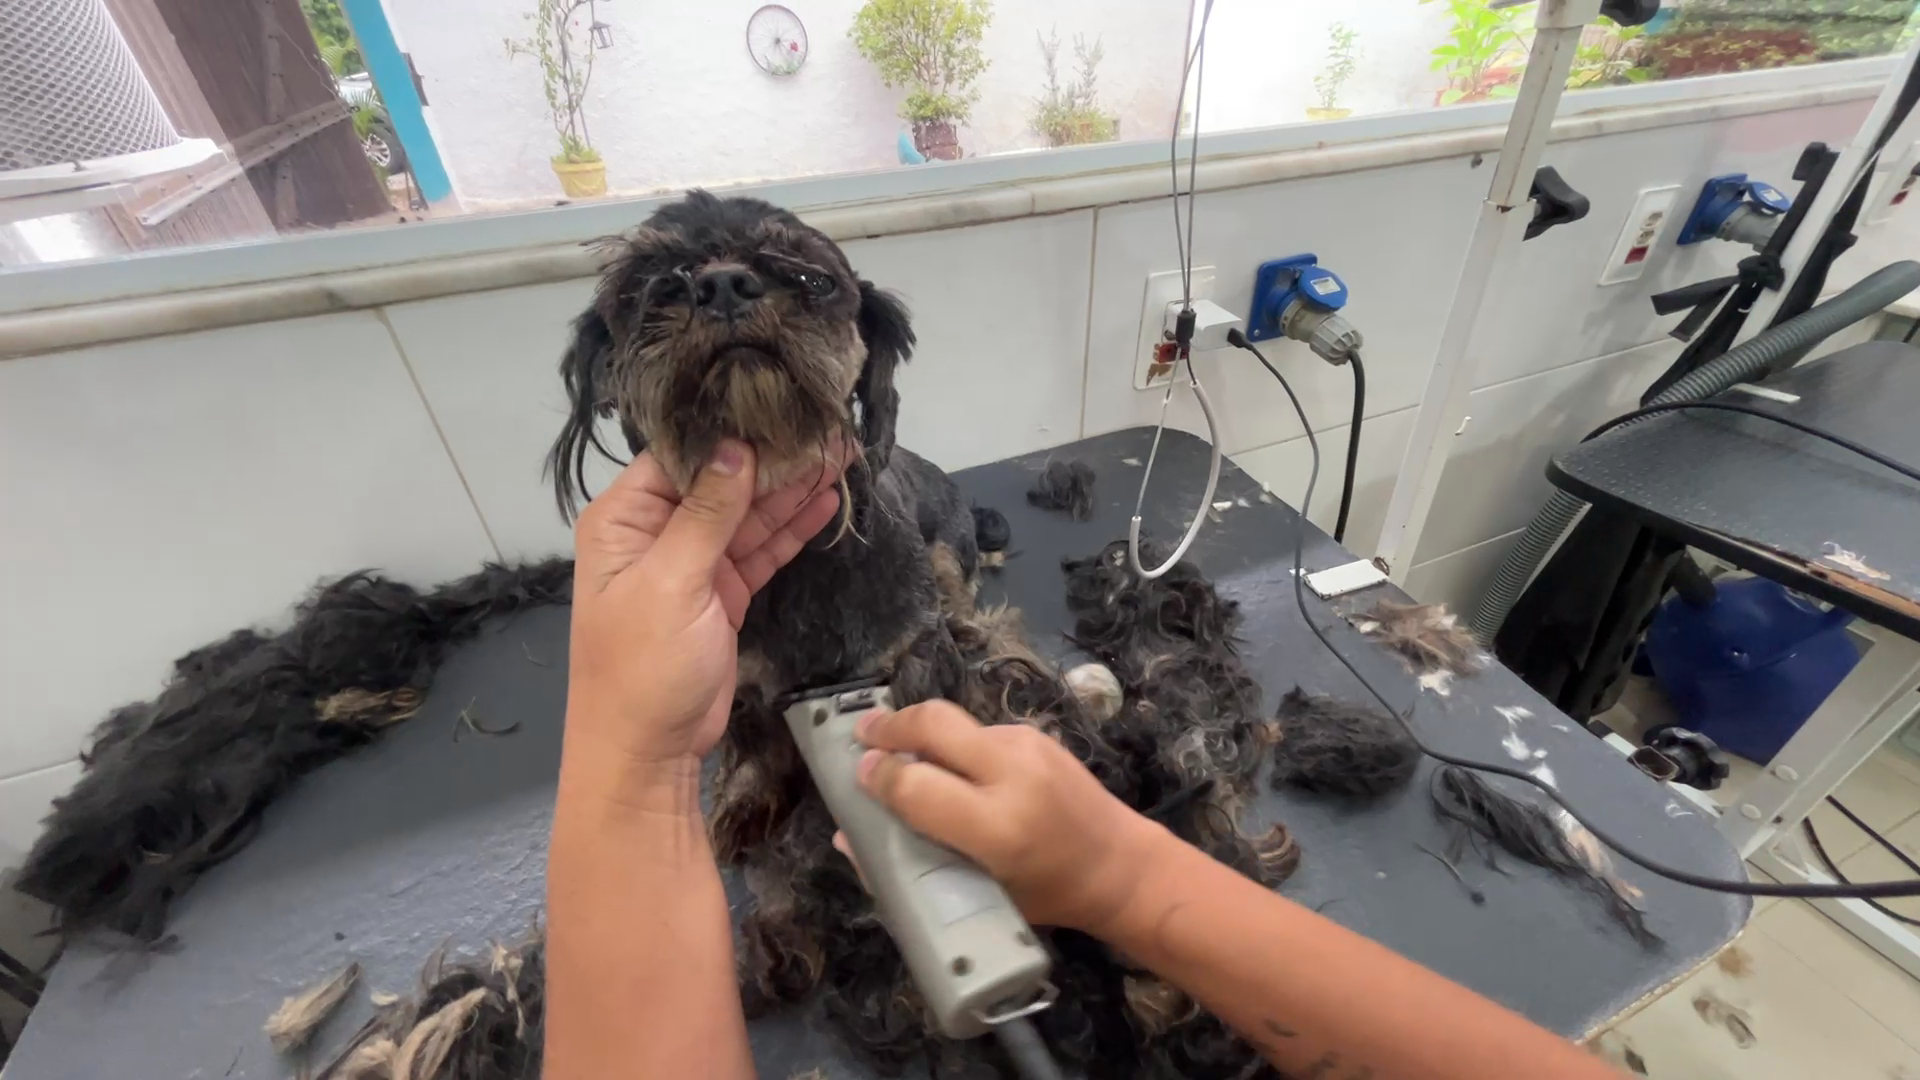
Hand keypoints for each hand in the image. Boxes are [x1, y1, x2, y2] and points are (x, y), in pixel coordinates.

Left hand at [566, 440, 846, 789]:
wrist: (650, 751)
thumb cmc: (641, 667)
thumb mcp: (672, 583)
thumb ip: (706, 514)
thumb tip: (734, 447)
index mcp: (626, 520)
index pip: (680, 458)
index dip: (730, 435)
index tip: (780, 409)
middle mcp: (659, 532)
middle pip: (724, 483)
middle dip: (774, 460)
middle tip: (827, 432)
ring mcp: (695, 563)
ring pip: (750, 516)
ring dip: (792, 492)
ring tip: (839, 459)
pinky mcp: (725, 591)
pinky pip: (762, 550)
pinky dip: (792, 530)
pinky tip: (824, 503)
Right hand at [851, 701, 1167, 934]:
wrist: (1121, 864)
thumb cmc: (1048, 894)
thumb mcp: (978, 894)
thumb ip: (911, 864)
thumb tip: (849, 838)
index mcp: (997, 827)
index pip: (918, 786)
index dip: (880, 777)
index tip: (858, 773)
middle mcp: (1012, 773)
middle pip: (935, 723)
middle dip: (890, 724)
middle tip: (863, 733)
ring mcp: (1027, 744)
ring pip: (955, 722)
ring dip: (922, 733)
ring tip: (900, 749)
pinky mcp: (1035, 732)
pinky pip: (978, 730)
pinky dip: (955, 744)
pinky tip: (952, 766)